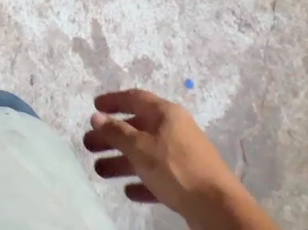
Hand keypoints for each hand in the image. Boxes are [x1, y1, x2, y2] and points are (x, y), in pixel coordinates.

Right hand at [83, 89, 255, 223]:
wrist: (219, 209)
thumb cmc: (176, 168)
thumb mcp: (141, 148)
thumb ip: (117, 132)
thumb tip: (96, 116)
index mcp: (166, 114)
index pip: (135, 98)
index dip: (113, 101)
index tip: (94, 106)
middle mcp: (174, 130)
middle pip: (136, 128)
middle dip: (111, 137)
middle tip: (88, 144)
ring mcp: (182, 156)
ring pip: (145, 154)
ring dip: (122, 161)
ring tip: (99, 170)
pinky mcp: (187, 181)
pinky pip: (158, 176)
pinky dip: (142, 181)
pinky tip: (128, 191)